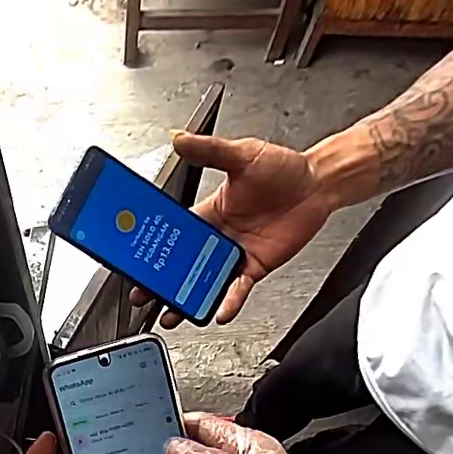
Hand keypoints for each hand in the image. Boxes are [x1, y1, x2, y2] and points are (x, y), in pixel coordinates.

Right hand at [131, 132, 339, 327]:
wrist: (317, 184)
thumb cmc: (281, 169)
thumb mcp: (241, 154)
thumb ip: (210, 151)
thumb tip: (179, 140)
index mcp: (207, 213)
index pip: (173, 234)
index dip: (153, 247)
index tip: (136, 257)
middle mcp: (216, 238)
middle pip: (181, 265)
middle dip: (160, 282)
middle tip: (142, 294)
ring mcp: (233, 255)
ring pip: (204, 283)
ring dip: (186, 300)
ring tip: (171, 313)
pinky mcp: (253, 268)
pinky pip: (237, 289)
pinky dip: (228, 302)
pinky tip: (218, 312)